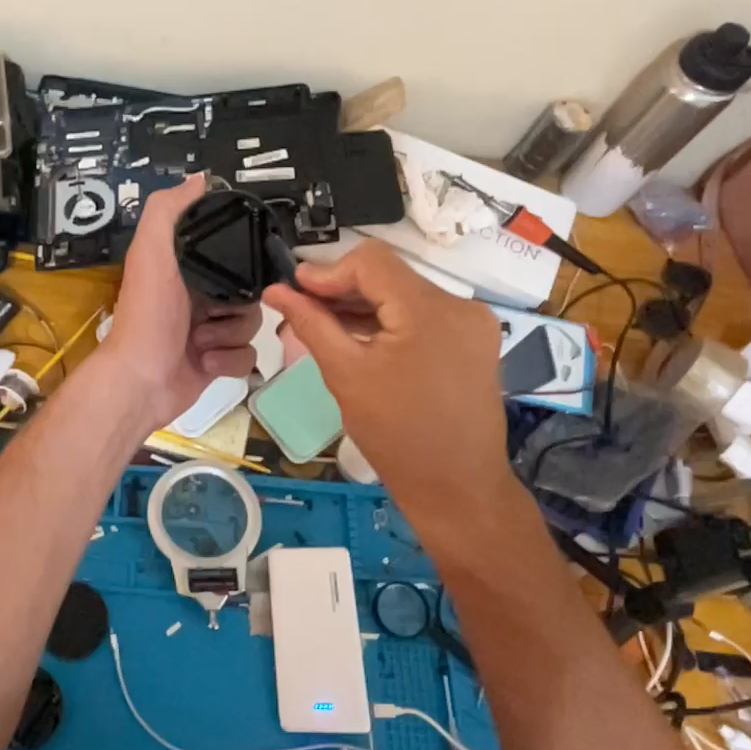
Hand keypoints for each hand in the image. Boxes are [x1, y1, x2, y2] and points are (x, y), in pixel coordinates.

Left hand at [94, 175, 260, 433]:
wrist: (142, 380)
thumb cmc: (147, 313)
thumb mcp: (152, 251)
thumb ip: (169, 211)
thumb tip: (200, 178)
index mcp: (182, 267)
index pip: (229, 251)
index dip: (239, 257)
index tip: (240, 265)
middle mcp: (197, 295)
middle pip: (248, 289)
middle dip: (237, 302)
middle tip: (213, 309)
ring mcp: (209, 330)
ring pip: (251, 322)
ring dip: (230, 333)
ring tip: (202, 339)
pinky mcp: (217, 361)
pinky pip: (247, 355)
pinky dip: (230, 359)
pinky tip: (206, 361)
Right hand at [263, 240, 517, 526]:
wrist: (457, 488)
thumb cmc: (396, 436)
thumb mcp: (345, 374)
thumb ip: (310, 323)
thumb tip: (276, 290)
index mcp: (430, 310)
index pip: (371, 262)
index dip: (326, 271)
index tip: (293, 290)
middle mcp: (460, 306)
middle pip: (389, 275)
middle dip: (342, 288)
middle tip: (301, 308)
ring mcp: (472, 323)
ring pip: (405, 293)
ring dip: (364, 304)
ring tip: (323, 324)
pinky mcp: (473, 340)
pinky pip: (423, 314)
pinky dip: (389, 320)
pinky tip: (359, 336)